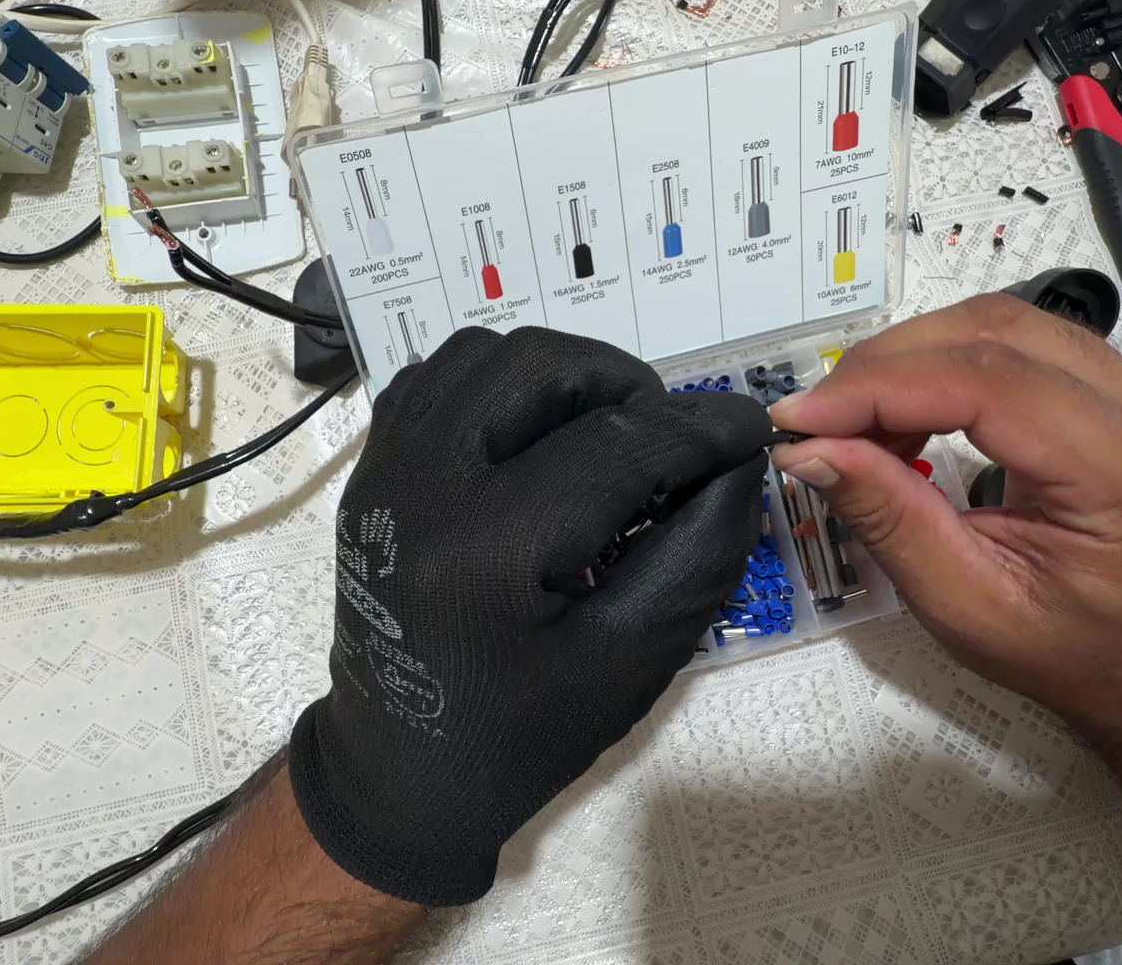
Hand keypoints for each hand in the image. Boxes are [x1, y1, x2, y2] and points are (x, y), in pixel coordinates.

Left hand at [290, 326, 770, 904]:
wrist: (399, 767)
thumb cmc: (518, 734)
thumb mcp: (629, 661)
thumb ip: (697, 552)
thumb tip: (734, 461)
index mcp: (485, 549)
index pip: (614, 447)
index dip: (697, 429)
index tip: (749, 425)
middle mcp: (420, 485)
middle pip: (538, 368)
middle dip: (622, 385)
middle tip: (661, 436)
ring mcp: (384, 468)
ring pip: (484, 354)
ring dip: (560, 373)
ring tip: (601, 426)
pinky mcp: (373, 469)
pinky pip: (439, 378)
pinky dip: (498, 381)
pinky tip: (531, 429)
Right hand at [769, 294, 1121, 746]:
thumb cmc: (1073, 656)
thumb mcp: (965, 606)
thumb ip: (888, 518)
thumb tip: (805, 450)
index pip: (991, 384)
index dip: (879, 388)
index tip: (794, 418)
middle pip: (994, 334)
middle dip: (882, 367)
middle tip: (816, 421)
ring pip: (1000, 325)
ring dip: (906, 361)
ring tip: (855, 423)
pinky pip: (1014, 344)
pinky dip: (937, 367)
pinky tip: (904, 418)